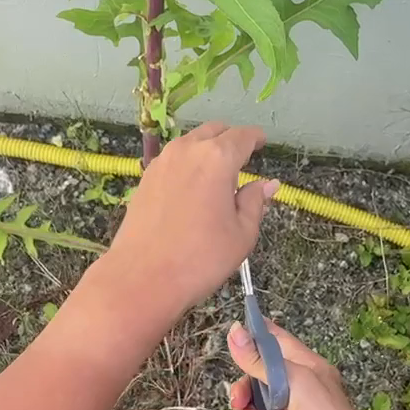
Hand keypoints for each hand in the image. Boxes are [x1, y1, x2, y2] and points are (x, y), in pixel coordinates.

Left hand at [101, 122, 278, 315]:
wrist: (141, 278)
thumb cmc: (200, 259)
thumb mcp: (241, 234)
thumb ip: (255, 202)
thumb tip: (267, 184)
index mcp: (217, 158)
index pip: (243, 136)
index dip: (256, 138)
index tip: (263, 142)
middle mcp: (188, 150)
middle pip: (215, 131)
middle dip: (232, 140)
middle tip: (243, 158)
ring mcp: (163, 161)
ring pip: (192, 141)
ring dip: (208, 149)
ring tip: (218, 174)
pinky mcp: (146, 177)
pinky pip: (174, 158)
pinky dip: (189, 162)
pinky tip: (193, 186)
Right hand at [227, 321, 386, 409]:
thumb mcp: (293, 383)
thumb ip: (261, 361)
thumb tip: (234, 330)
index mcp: (307, 366)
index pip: (277, 341)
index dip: (255, 336)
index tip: (231, 336)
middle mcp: (301, 388)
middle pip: (260, 378)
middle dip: (244, 389)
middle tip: (238, 403)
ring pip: (258, 407)